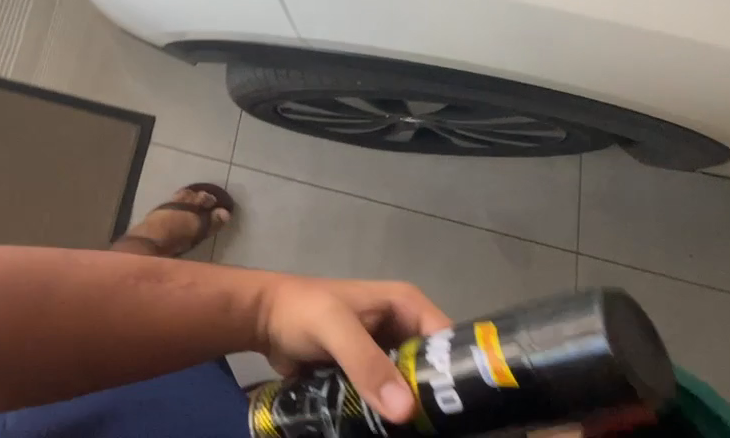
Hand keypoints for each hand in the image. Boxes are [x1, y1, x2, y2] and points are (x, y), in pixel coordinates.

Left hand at [254, 274, 452, 424]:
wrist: (263, 320)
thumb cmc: (301, 310)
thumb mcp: (334, 327)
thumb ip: (366, 362)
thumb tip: (406, 410)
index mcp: (406, 305)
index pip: (450, 343)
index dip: (461, 377)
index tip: (466, 417)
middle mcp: (404, 329)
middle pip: (436, 372)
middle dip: (439, 404)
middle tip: (443, 434)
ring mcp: (387, 356)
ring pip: (415, 391)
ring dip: (418, 416)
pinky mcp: (370, 378)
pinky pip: (392, 402)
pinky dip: (396, 419)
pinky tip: (398, 437)